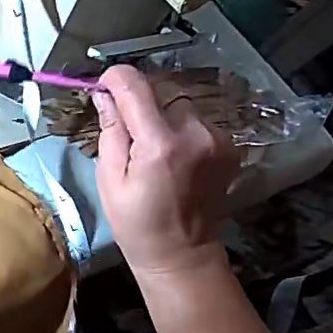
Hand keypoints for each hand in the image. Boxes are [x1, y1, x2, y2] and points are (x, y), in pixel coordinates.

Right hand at [93, 65, 241, 275]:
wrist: (182, 253)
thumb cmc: (136, 223)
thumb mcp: (109, 179)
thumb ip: (111, 131)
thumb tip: (106, 96)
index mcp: (160, 145)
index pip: (135, 86)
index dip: (115, 79)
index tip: (103, 86)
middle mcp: (195, 134)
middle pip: (160, 93)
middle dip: (140, 105)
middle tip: (127, 133)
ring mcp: (218, 138)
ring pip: (179, 106)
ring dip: (162, 118)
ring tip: (153, 150)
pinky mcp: (229, 144)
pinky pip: (197, 121)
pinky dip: (181, 130)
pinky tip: (174, 157)